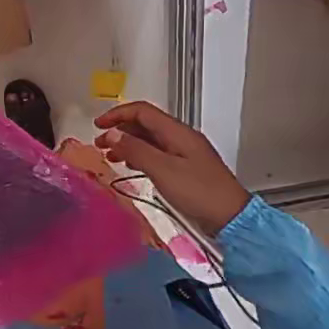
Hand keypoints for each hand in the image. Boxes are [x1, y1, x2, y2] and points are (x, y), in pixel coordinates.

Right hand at [94, 101, 250, 236]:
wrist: (230, 216)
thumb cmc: (198, 192)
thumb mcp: (162, 169)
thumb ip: (136, 150)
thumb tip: (112, 134)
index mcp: (177, 132)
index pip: (143, 112)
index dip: (118, 114)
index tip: (98, 125)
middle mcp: (181, 138)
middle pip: (146, 124)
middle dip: (120, 130)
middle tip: (99, 143)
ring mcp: (184, 153)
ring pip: (150, 139)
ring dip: (128, 143)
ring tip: (110, 155)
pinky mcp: (185, 168)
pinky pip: (157, 154)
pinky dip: (139, 156)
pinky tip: (130, 166)